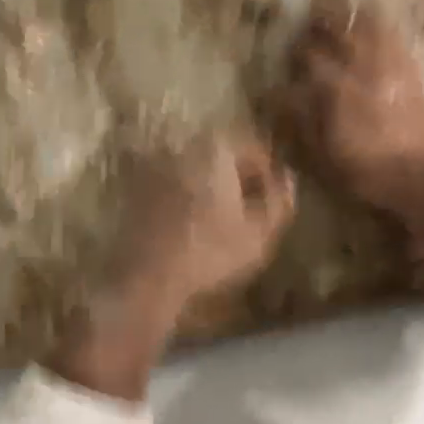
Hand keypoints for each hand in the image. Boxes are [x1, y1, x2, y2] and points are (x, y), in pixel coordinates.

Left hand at [109, 136, 296, 311]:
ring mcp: (153, 167)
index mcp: (215, 148)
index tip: (274, 195)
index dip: (268, 171)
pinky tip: (192, 225)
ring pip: (194, 169)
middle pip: (220, 154)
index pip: (253, 146)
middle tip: (250, 205)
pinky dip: (185, 197)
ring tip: (222, 218)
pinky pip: (171, 186)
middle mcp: (181, 147)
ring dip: (210, 187)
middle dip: (238, 176)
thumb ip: (280, 201)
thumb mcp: (259, 232)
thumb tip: (287, 178)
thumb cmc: (210, 252)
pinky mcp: (135, 191)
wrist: (148, 277)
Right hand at [289, 6, 423, 281]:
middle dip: (317, 25)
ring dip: (350, 16)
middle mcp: (363, 68)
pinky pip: (393, 35)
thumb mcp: (324, 156)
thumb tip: (282, 98)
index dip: (291, 59)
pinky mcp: (411, 68)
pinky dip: (378, 25)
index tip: (280, 67)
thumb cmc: (368, 173)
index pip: (306, 61)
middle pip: (337, 30)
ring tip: (339, 16)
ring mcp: (390, 64)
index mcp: (337, 90)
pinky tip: (371, 28)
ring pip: (368, 23)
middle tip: (306, 27)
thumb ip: (302, 122)